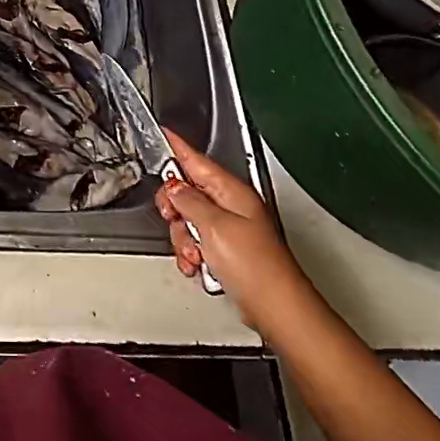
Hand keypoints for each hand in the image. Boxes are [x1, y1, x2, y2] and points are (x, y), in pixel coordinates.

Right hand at [155, 129, 294, 296]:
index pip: (197, 160)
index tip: (163, 133)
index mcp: (232, 192)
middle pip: (187, 193)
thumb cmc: (257, 267)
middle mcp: (231, 206)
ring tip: (196, 255)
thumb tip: (174, 187)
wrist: (276, 307)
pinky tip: (199, 265)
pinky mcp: (227, 250)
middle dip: (175, 210)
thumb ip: (189, 202)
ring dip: (184, 240)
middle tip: (175, 220)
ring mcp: (229, 228)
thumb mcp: (213, 227)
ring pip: (187, 221)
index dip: (177, 147)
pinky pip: (196, 243)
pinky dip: (192, 255)